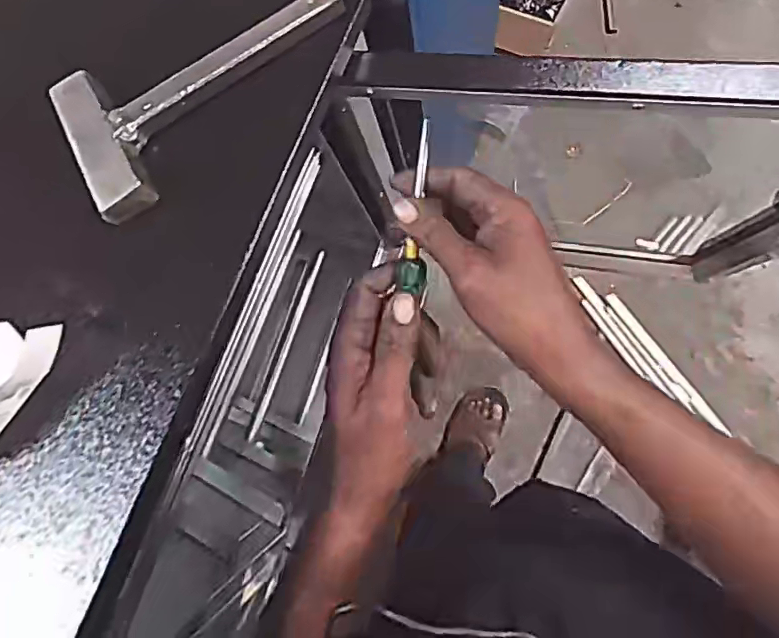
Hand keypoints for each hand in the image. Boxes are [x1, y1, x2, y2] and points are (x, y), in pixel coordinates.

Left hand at [324, 265, 420, 523]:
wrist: (366, 507)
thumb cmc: (370, 461)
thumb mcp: (389, 397)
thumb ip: (396, 345)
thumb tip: (403, 297)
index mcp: (349, 351)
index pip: (363, 291)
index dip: (389, 275)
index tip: (418, 272)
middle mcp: (356, 354)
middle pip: (387, 308)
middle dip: (414, 320)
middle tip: (429, 345)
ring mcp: (371, 370)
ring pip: (402, 332)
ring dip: (422, 348)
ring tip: (427, 380)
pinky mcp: (386, 385)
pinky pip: (408, 358)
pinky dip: (422, 368)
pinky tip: (425, 395)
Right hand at [391, 168, 608, 398]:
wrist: (558, 349)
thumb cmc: (521, 312)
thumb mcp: (467, 269)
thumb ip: (433, 234)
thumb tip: (404, 208)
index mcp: (506, 208)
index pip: (459, 176)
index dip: (424, 178)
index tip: (396, 185)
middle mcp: (511, 215)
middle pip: (462, 193)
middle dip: (427, 200)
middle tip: (396, 213)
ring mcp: (512, 234)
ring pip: (467, 214)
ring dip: (437, 219)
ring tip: (407, 231)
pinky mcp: (510, 254)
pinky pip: (475, 234)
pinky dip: (451, 236)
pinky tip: (431, 247)